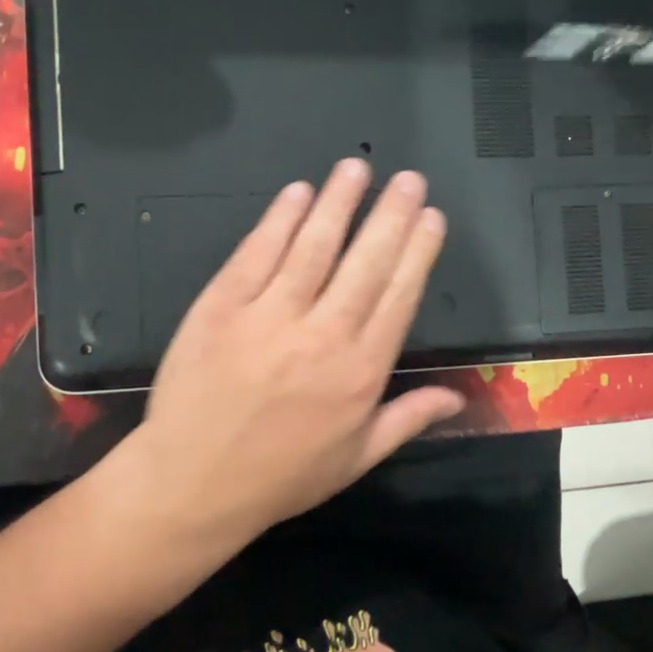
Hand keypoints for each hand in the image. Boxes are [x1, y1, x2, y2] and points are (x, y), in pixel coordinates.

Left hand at [121, 158, 464, 539]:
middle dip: (390, 215)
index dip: (418, 252)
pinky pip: (257, 253)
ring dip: (337, 202)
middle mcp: (322, 334)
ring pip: (313, 246)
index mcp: (360, 371)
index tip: (431, 217)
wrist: (193, 482)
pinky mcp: (222, 305)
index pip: (399, 296)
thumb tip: (459, 394)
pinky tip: (297, 193)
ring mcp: (268, 315)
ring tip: (356, 168)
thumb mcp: (355, 459)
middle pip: (365, 261)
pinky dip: (279, 219)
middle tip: (408, 179)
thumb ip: (408, 419)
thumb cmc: (279, 476)